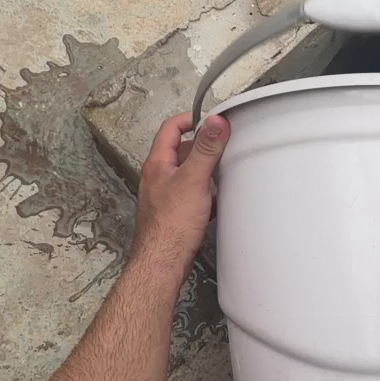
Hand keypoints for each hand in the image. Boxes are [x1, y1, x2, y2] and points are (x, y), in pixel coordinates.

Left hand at [132, 112, 227, 264]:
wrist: (164, 261)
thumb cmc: (171, 225)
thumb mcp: (193, 179)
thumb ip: (205, 149)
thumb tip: (215, 122)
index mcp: (158, 164)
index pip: (171, 128)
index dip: (191, 119)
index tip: (211, 120)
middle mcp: (158, 177)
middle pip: (180, 149)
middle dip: (203, 145)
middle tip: (221, 143)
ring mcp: (165, 195)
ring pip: (187, 172)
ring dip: (205, 168)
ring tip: (221, 169)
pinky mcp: (174, 211)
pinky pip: (192, 193)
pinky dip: (205, 191)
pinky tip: (216, 198)